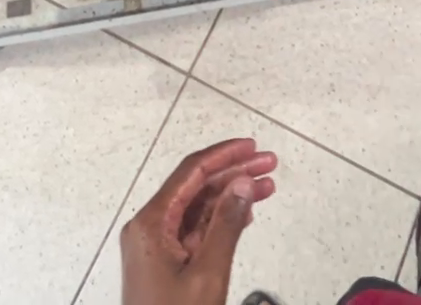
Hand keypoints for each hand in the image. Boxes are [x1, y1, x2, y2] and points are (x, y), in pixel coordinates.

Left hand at [121, 138, 277, 304]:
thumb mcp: (207, 274)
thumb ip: (226, 224)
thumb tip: (243, 182)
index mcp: (151, 222)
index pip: (191, 172)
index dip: (224, 155)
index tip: (254, 147)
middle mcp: (150, 226)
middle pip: (196, 186)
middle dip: (234, 172)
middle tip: (271, 164)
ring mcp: (156, 245)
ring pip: (198, 207)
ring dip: (232, 195)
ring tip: (268, 187)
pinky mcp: (165, 263)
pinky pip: (195, 229)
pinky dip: (221, 219)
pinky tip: (247, 213)